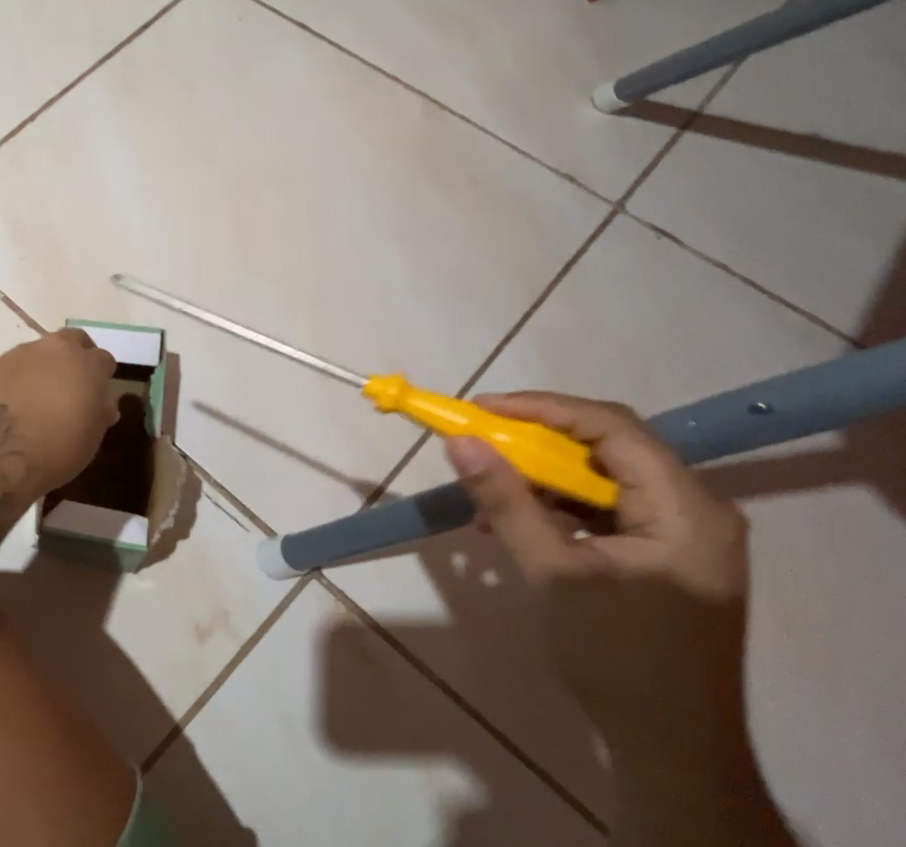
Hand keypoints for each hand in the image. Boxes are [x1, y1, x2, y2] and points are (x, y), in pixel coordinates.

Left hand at [0, 329, 117, 496]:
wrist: (0, 456)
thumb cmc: (58, 449)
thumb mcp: (92, 436)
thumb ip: (99, 411)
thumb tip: (101, 404)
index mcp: (87, 364)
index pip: (104, 360)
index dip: (102, 376)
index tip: (97, 393)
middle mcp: (56, 349)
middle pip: (72, 340)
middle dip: (76, 356)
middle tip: (72, 382)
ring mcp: (21, 353)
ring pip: (40, 351)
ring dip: (44, 365)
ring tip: (39, 393)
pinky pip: (14, 364)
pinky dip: (19, 376)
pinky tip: (15, 398)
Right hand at [445, 392, 780, 840]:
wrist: (673, 745)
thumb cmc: (617, 656)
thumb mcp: (554, 575)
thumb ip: (507, 503)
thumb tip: (460, 443)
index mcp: (686, 509)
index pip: (612, 428)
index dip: (541, 409)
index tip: (477, 410)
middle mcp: (695, 510)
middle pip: (609, 448)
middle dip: (535, 441)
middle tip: (474, 442)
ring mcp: (683, 535)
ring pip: (602, 479)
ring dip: (541, 477)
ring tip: (485, 489)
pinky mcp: (664, 557)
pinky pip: (605, 511)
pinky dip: (557, 507)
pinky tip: (513, 524)